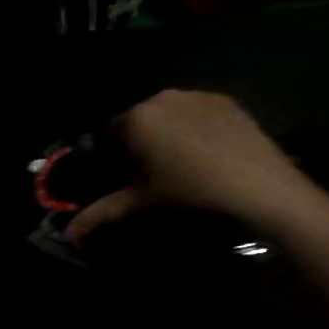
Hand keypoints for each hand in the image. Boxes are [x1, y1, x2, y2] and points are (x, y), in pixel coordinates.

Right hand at [69, 90, 310, 240]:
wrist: (256, 183)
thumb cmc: (191, 192)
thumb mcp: (145, 202)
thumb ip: (104, 212)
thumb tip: (71, 233)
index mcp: (136, 119)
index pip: (112, 132)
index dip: (118, 155)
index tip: (131, 176)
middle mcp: (160, 97)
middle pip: (140, 119)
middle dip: (143, 141)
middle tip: (158, 172)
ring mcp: (194, 94)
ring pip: (169, 113)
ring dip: (169, 131)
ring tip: (187, 162)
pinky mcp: (223, 98)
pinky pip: (198, 110)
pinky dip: (197, 126)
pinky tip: (211, 151)